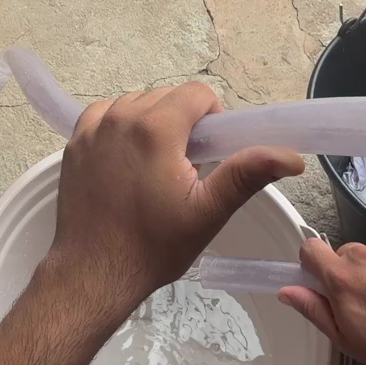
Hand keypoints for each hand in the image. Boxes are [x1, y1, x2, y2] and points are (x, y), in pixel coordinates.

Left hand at [43, 82, 303, 323]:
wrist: (94, 272)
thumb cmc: (153, 245)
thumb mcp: (208, 212)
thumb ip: (247, 174)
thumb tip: (291, 156)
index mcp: (156, 128)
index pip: (197, 92)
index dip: (212, 118)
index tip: (208, 153)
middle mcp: (121, 117)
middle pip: (167, 96)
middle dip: (182, 123)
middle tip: (184, 166)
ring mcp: (92, 128)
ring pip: (135, 103)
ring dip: (151, 122)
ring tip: (155, 165)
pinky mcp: (74, 142)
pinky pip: (104, 114)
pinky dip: (119, 126)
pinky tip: (126, 158)